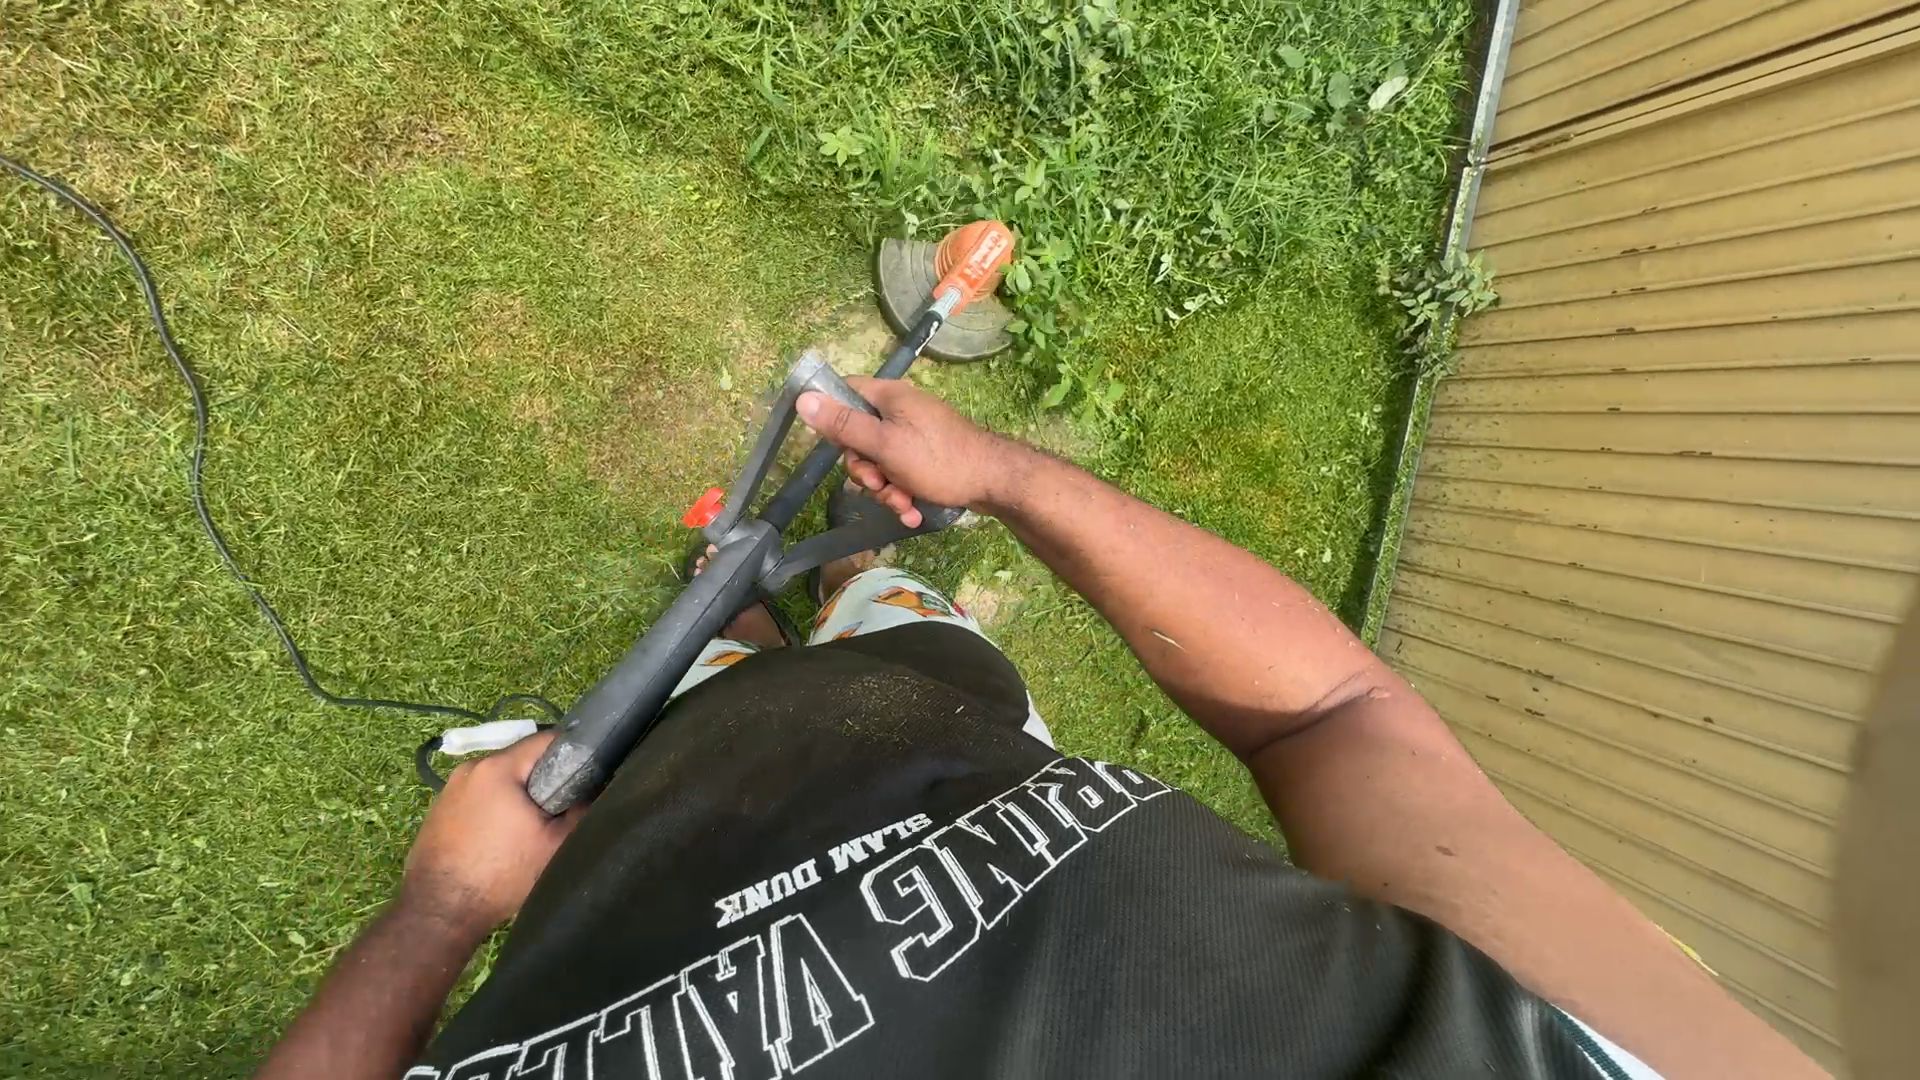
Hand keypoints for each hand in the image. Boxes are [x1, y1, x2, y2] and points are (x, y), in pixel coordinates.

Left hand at [399, 732, 584, 937]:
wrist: (436, 916)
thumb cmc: (500, 875)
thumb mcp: (556, 844)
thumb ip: (583, 809)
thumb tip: (600, 789)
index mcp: (497, 767)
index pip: (547, 740)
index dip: (575, 753)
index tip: (589, 774)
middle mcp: (470, 768)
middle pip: (523, 759)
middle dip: (546, 777)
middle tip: (564, 804)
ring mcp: (450, 789)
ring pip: (502, 778)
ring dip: (521, 793)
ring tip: (535, 823)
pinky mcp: (438, 810)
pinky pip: (481, 795)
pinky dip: (498, 806)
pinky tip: (505, 835)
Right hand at [796, 377, 1031, 523]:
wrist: (994, 482)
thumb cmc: (937, 459)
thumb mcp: (884, 445)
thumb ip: (844, 425)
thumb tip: (803, 399)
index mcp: (889, 397)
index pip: (845, 393)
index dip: (834, 419)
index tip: (840, 445)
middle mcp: (900, 411)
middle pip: (859, 438)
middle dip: (866, 470)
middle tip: (880, 482)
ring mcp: (914, 436)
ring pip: (879, 463)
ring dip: (886, 489)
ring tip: (903, 503)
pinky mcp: (926, 459)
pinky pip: (900, 475)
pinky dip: (903, 495)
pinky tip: (913, 512)